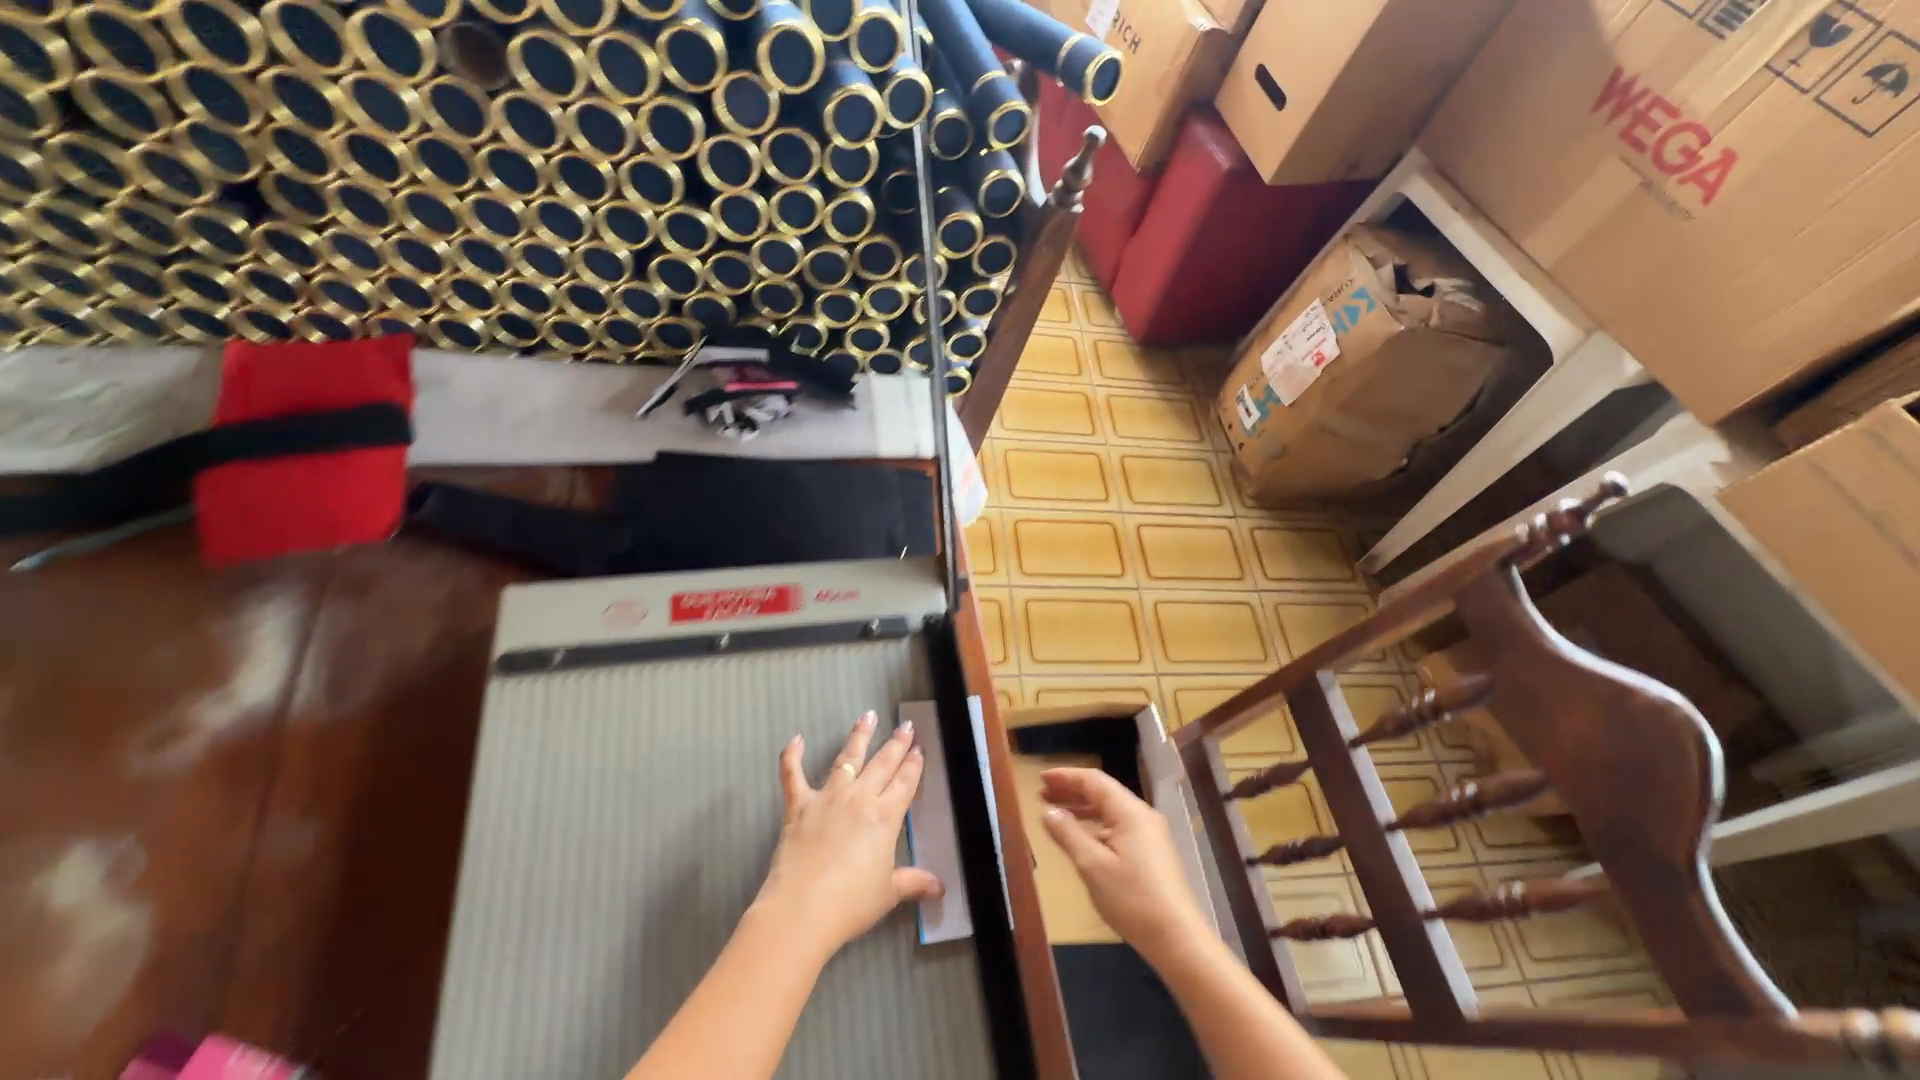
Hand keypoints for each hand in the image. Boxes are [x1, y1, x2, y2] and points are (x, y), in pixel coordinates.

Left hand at [751, 710, 943, 958]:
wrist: (802, 909)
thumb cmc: (851, 903)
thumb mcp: (888, 893)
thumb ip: (912, 883)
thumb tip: (940, 887)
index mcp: (885, 817)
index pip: (905, 783)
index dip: (913, 765)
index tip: (918, 748)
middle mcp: (859, 799)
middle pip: (882, 765)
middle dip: (896, 744)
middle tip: (905, 725)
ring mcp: (827, 799)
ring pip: (846, 759)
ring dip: (859, 736)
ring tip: (867, 715)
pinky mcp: (797, 807)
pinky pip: (793, 776)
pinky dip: (792, 756)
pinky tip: (795, 739)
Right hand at [1039, 767, 1210, 962]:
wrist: (1176, 937)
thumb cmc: (1132, 898)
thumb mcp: (1092, 866)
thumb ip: (1068, 834)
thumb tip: (1049, 812)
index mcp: (1130, 812)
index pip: (1094, 781)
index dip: (1065, 776)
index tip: (1040, 777)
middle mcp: (1142, 816)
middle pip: (1103, 793)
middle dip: (1072, 791)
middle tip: (1042, 794)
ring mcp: (1150, 835)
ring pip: (1111, 811)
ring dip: (1082, 809)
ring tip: (1055, 813)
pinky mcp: (1152, 853)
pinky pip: (1118, 827)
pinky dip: (1096, 826)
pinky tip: (1082, 838)